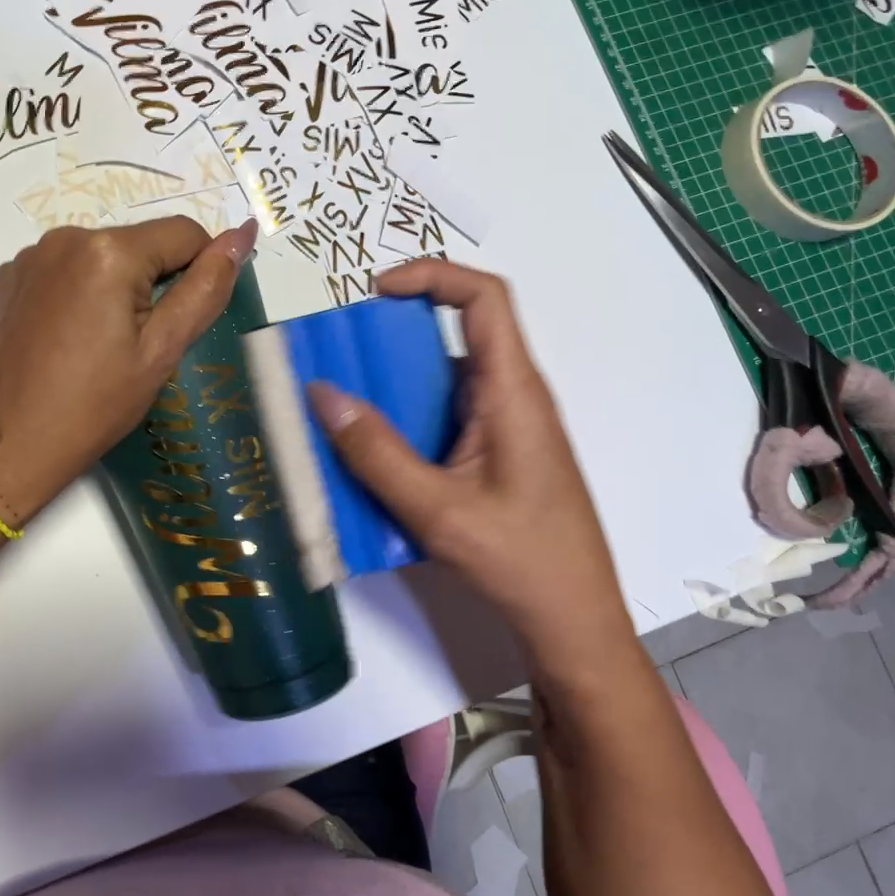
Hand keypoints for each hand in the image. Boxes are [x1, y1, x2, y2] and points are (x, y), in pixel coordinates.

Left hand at [0, 217, 257, 530]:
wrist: (12, 443)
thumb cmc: (94, 405)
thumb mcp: (162, 351)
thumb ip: (205, 287)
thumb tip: (241, 234)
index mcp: (107, 251)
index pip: (184, 234)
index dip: (197, 275)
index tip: (178, 325)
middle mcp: (63, 237)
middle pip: (139, 243)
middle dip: (150, 284)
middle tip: (136, 346)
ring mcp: (29, 257)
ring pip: (101, 256)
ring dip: (113, 287)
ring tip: (98, 346)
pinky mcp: (8, 278)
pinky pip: (63, 270)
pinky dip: (75, 293)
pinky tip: (65, 338)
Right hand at [306, 259, 630, 653]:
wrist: (573, 620)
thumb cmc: (520, 560)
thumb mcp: (437, 510)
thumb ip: (376, 453)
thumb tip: (321, 392)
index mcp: (512, 393)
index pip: (485, 298)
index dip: (432, 276)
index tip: (375, 293)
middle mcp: (510, 396)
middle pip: (455, 333)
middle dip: (390, 335)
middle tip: (335, 358)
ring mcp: (503, 426)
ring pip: (442, 378)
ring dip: (390, 382)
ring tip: (338, 405)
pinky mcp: (492, 452)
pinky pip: (441, 414)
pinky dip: (400, 418)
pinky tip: (367, 451)